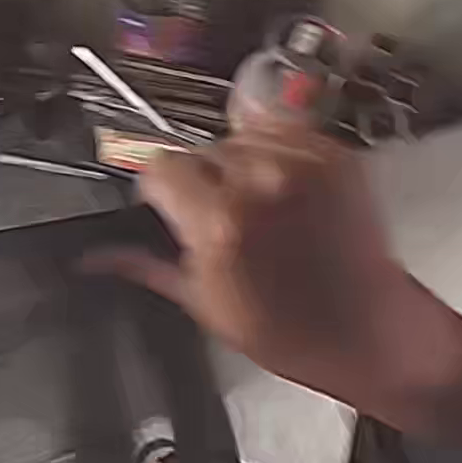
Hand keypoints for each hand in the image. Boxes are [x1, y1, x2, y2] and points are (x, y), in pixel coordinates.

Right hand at [93, 124, 461, 437]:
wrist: (374, 333)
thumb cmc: (283, 331)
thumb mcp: (204, 303)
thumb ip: (144, 264)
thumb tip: (87, 256)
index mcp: (219, 223)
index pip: (159, 167)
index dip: (157, 189)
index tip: (167, 207)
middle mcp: (259, 180)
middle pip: (198, 149)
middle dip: (197, 177)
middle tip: (217, 214)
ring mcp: (303, 161)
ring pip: (236, 135)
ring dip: (234, 161)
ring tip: (255, 200)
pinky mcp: (335, 152)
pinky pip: (280, 129)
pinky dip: (271, 150)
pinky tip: (282, 186)